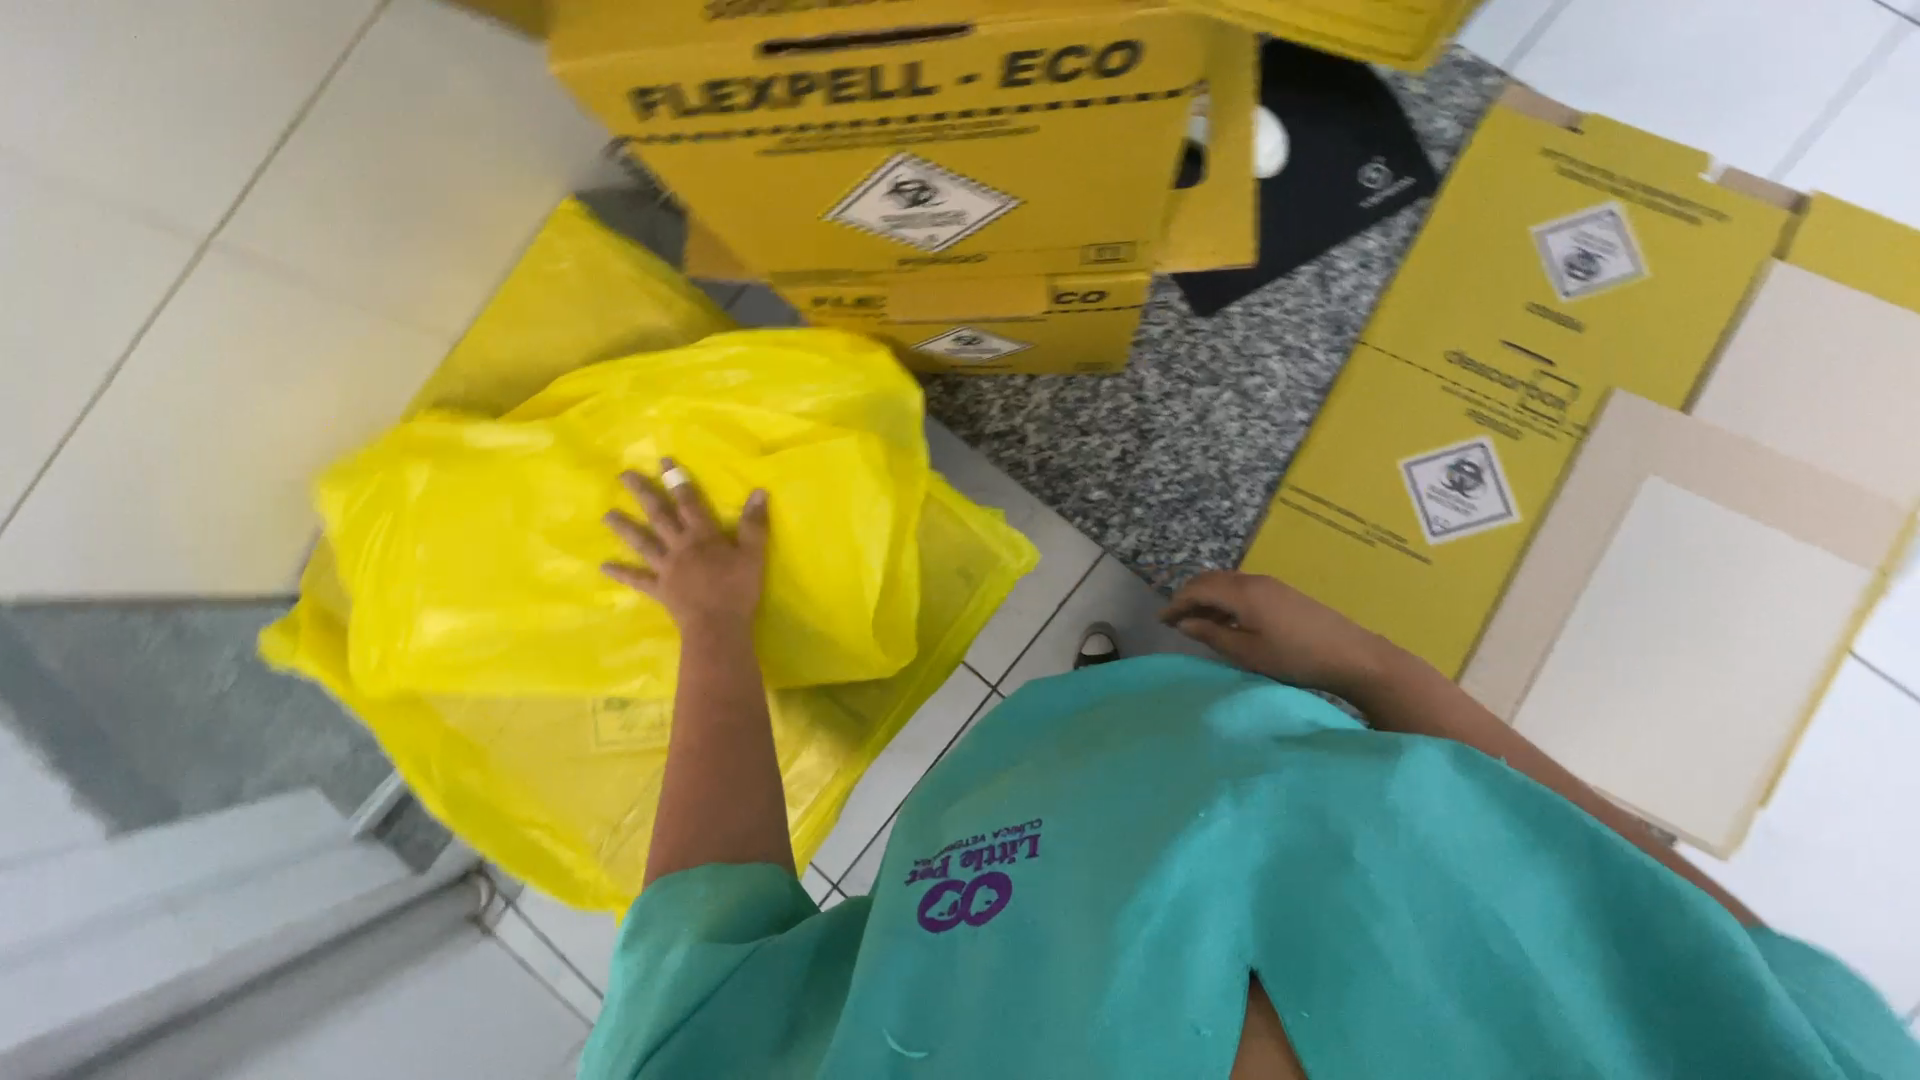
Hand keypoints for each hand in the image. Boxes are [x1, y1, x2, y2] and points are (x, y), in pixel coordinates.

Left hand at [602, 460, 768, 634]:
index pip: (689, 501)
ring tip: (607, 514)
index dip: (677, 480)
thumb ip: (754, 524)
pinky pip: (637, 578)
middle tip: (624, 475)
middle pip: (659, 515)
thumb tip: (759, 491)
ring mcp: (666, 568)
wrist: (717, 625)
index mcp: (703, 536)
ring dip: (624, 528)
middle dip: (643, 494)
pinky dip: (621, 572)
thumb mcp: (753, 554)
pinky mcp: (659, 589)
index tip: (663, 460)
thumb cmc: (737, 589)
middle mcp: (680, 546)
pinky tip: (604, 566)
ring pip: (642, 543)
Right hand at [1159, 571, 1394, 696]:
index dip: (1176, 603)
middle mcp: (1253, 581)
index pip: (1197, 589)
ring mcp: (1271, 585)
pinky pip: (1241, 588)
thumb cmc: (1295, 657)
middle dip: (1188, 596)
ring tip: (1196, 621)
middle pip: (1210, 579)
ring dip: (1206, 597)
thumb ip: (1212, 635)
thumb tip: (1185, 623)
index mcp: (1242, 593)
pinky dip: (1224, 599)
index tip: (1161, 620)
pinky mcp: (1283, 593)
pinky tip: (1226, 620)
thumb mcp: (1248, 653)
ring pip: (1226, 582)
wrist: (1352, 655)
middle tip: (1175, 618)